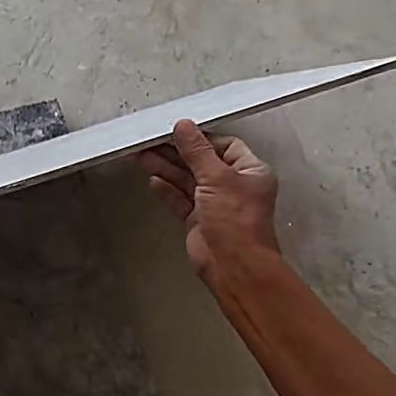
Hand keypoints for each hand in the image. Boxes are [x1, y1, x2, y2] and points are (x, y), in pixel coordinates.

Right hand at [139, 120, 280, 280]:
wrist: (233, 266)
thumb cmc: (239, 225)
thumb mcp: (217, 177)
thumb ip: (197, 151)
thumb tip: (186, 129)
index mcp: (250, 171)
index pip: (224, 145)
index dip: (201, 138)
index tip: (179, 131)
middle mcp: (235, 187)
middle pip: (202, 161)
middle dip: (177, 152)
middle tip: (154, 142)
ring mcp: (216, 204)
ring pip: (188, 180)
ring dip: (167, 168)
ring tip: (144, 157)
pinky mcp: (200, 220)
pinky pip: (180, 200)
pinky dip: (167, 190)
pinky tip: (154, 181)